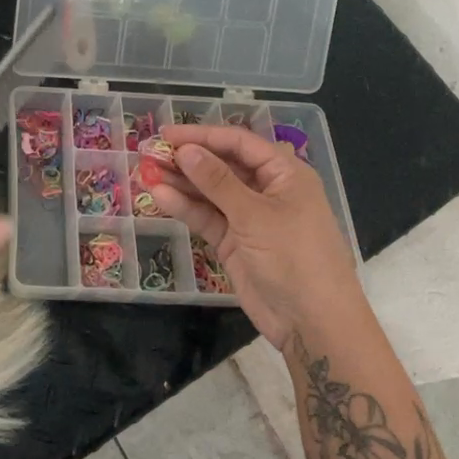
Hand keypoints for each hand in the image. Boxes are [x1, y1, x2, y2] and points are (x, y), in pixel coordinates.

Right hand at [153, 124, 363, 348]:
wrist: (313, 323)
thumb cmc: (294, 257)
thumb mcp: (255, 215)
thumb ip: (217, 181)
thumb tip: (185, 149)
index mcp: (284, 173)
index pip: (239, 143)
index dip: (202, 136)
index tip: (166, 135)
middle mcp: (267, 190)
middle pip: (222, 165)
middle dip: (187, 159)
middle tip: (149, 153)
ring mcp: (249, 218)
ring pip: (210, 192)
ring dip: (180, 182)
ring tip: (145, 172)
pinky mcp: (235, 242)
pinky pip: (207, 217)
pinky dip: (185, 207)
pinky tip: (160, 196)